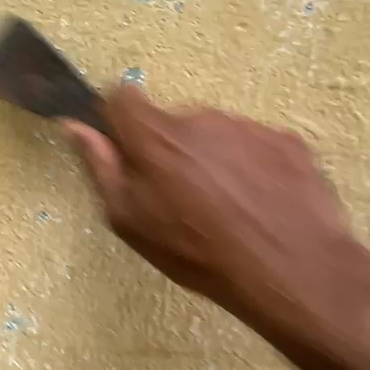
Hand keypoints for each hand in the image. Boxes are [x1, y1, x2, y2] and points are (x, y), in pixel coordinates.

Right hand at [61, 84, 369, 320]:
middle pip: (171, 119)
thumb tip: (75, 126)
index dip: (119, 118)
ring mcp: (249, 128)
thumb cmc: (196, 251)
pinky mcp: (290, 143)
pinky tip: (258, 202)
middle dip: (168, 146)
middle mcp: (199, 119)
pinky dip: (251, 165)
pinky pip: (256, 144)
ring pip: (214, 132)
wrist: (294, 273)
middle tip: (179, 192)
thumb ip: (100, 165)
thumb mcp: (128, 218)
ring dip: (210, 156)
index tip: (126, 147)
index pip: (122, 96)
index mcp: (154, 135)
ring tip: (225, 202)